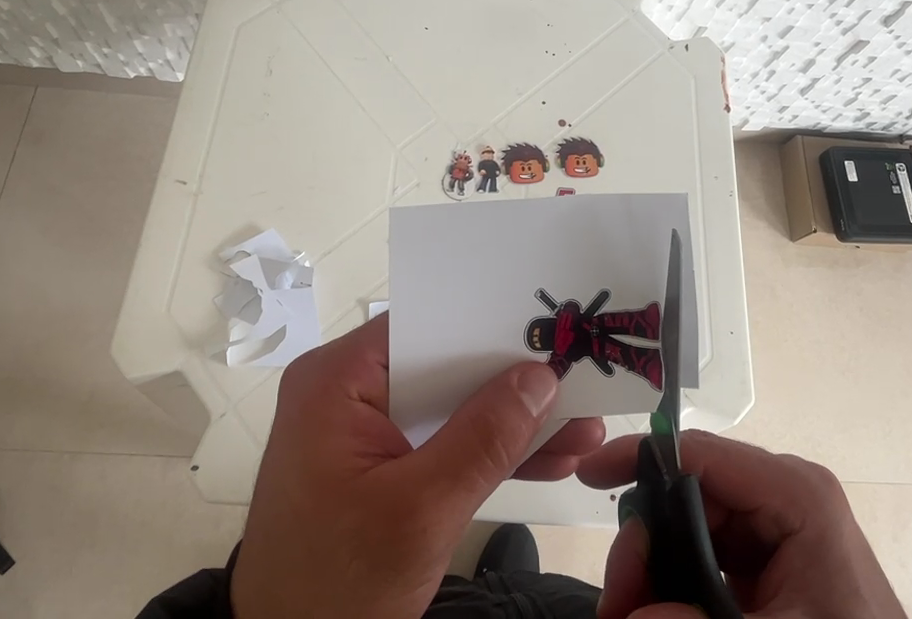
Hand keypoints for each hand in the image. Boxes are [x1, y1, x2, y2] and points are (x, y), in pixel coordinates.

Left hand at [230, 314, 605, 618]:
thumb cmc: (332, 584)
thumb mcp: (418, 512)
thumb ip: (483, 440)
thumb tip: (539, 378)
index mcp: (337, 380)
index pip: (425, 327)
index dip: (487, 328)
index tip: (549, 336)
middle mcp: (347, 389)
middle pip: (443, 366)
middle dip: (512, 385)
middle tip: (578, 386)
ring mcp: (362, 426)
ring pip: (449, 406)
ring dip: (509, 423)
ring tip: (579, 432)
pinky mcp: (378, 460)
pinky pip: (440, 439)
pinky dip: (485, 452)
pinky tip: (544, 459)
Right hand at [578, 430, 905, 618]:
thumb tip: (632, 616)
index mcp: (794, 494)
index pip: (702, 453)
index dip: (641, 456)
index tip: (590, 474)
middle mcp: (779, 495)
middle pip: (684, 494)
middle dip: (643, 542)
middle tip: (616, 599)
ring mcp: (771, 525)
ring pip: (685, 525)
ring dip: (650, 567)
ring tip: (626, 610)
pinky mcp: (764, 557)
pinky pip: (701, 552)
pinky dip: (671, 580)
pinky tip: (653, 607)